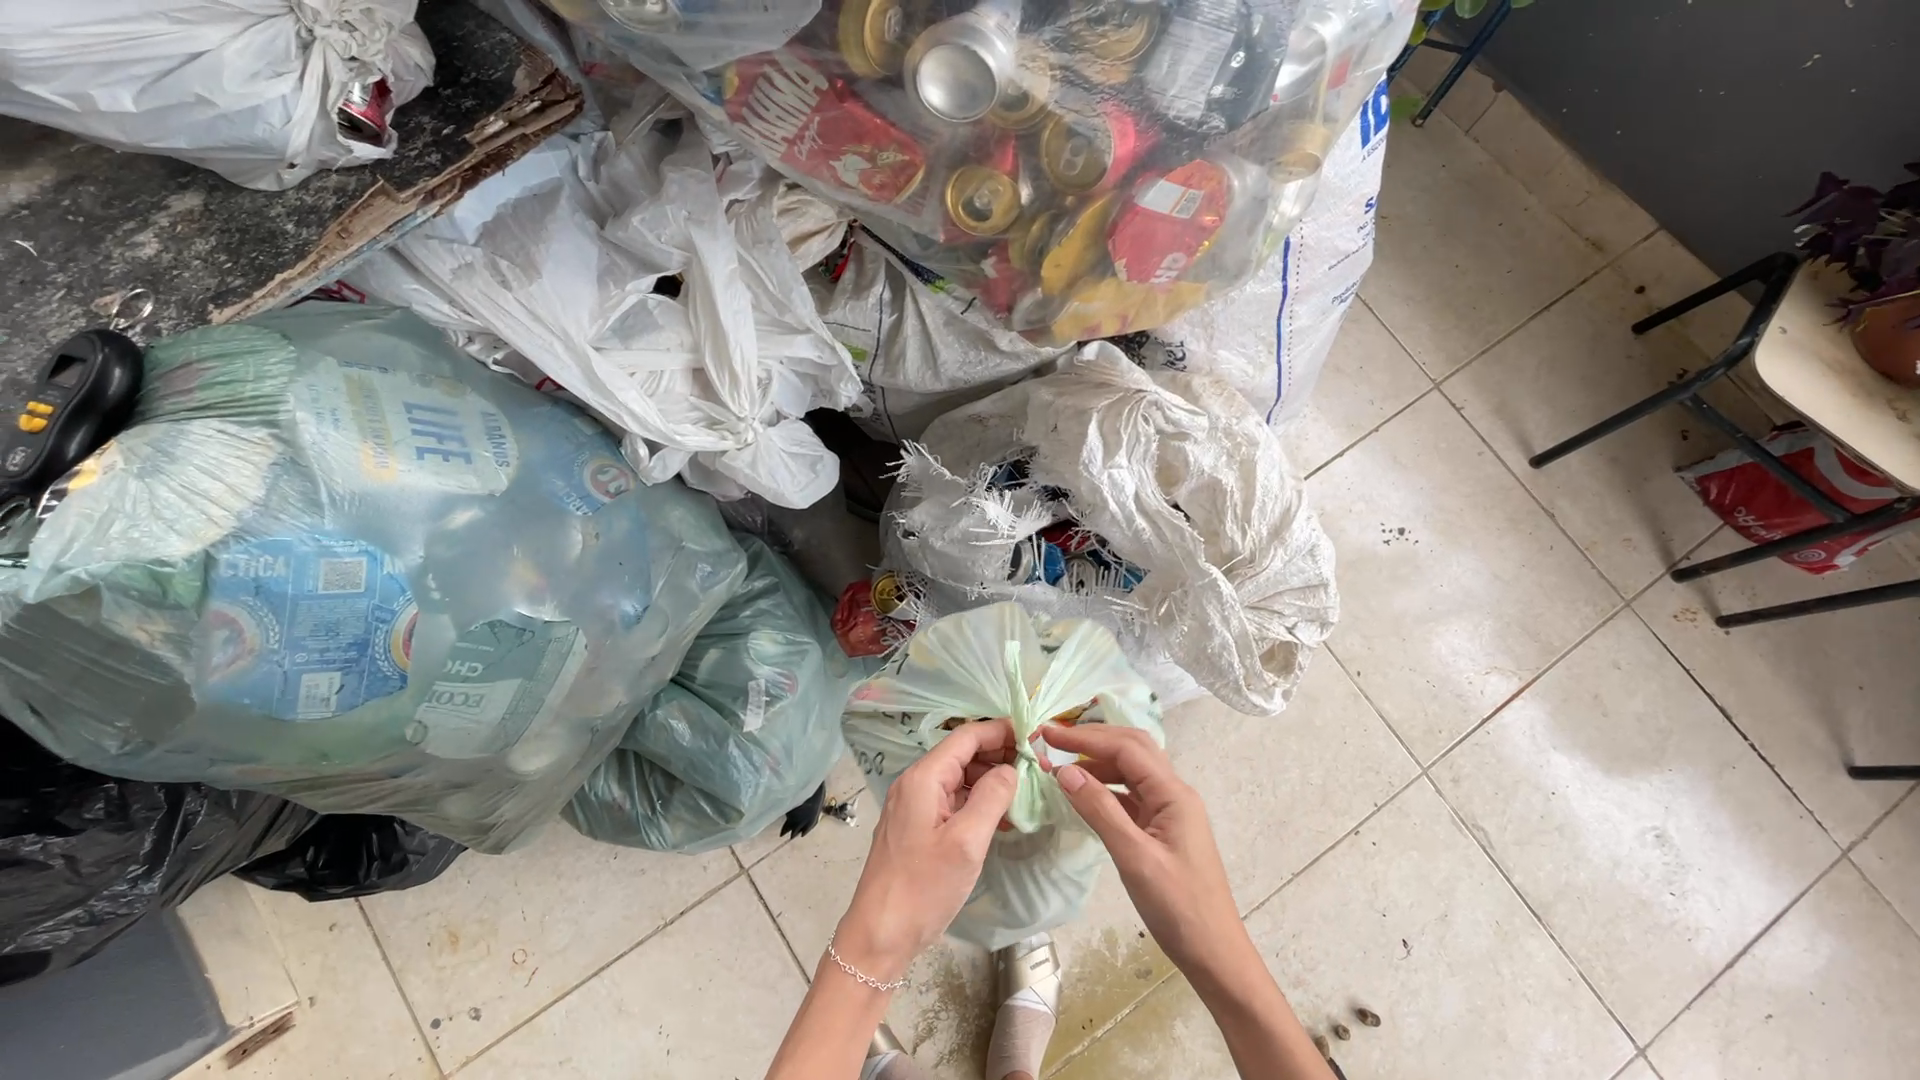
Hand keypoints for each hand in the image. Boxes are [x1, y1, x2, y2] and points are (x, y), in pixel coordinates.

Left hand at [835, 719, 1020, 982]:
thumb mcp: (967, 842)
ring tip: (1024, 791)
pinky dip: (976, 800)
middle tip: (1036, 766)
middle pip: (962, 753)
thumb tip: (1011, 770)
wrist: (880, 933)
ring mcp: (913, 805)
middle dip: (998, 754)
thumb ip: (992, 798)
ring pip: (958, 777)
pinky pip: (951, 800)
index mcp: (924, 778)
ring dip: (989, 779)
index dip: (1000, 730)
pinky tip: (1001, 815)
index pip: (966, 736)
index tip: (1034, 736)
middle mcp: (915, 783)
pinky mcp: (916, 826)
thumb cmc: (923, 887)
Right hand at [1039, 723, 1251, 981]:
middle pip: (1132, 748)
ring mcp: (1170, 811)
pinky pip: (1131, 795)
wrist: (1214, 954)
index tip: (1046, 734)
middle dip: (1092, 739)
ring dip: (1097, 762)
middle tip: (1052, 740)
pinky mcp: (1162, 830)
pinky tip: (1082, 794)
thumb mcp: (1134, 858)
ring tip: (1061, 766)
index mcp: (1174, 794)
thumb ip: (1100, 810)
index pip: (1126, 748)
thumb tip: (1065, 771)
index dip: (1085, 737)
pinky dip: (1105, 787)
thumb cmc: (1178, 908)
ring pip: (1131, 770)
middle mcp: (1174, 794)